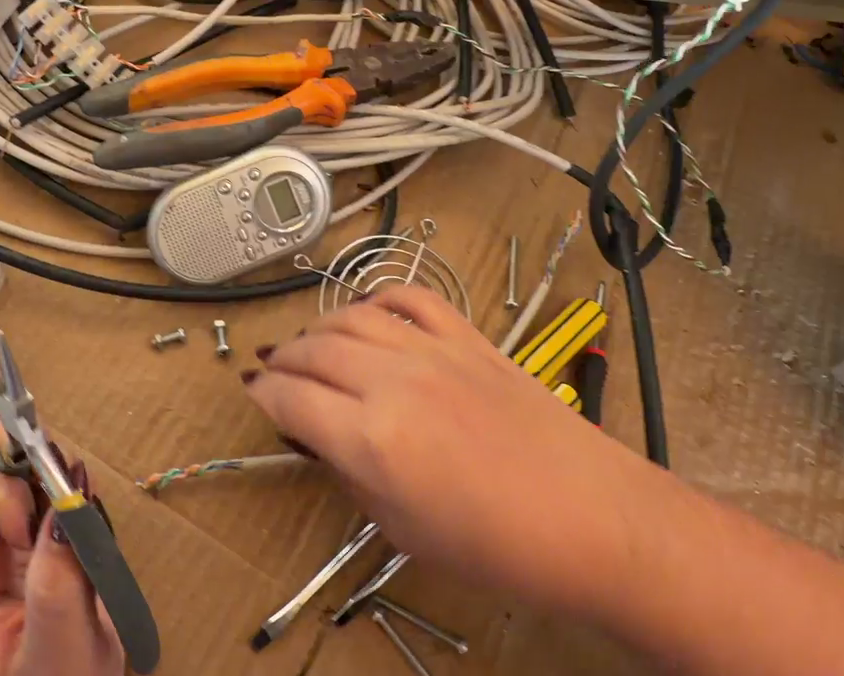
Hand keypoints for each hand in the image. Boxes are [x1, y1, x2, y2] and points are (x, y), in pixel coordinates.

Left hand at [0, 419, 123, 675]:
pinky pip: (38, 487)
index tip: (40, 524)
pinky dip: (65, 485)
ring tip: (81, 506)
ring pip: (6, 465)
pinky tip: (85, 516)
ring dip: (48, 469)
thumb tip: (65, 502)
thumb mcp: (57, 654)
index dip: (0, 487)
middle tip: (66, 482)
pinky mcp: (30, 543)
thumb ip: (58, 585)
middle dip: (21, 452)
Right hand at [242, 286, 641, 610]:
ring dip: (319, 326)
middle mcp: (393, 382)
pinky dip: (381, 298)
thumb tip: (325, 439)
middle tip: (273, 370)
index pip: (290, 399)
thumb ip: (353, 475)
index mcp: (370, 439)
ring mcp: (433, 352)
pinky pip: (413, 298)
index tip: (254, 395)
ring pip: (353, 316)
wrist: (589, 518)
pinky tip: (369, 312)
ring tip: (308, 341)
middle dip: (282, 359)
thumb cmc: (496, 545)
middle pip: (313, 350)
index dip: (263, 396)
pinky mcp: (468, 338)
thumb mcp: (402, 529)